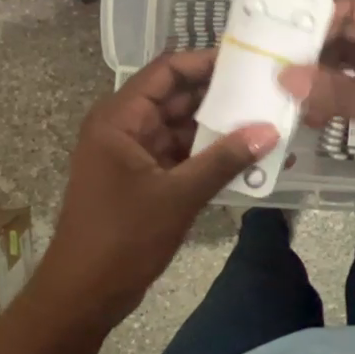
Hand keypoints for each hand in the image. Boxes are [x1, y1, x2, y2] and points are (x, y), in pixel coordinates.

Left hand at [42, 50, 278, 329]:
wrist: (84, 293)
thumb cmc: (122, 237)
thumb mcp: (178, 195)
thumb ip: (224, 160)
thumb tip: (269, 131)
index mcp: (120, 118)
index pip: (167, 71)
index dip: (206, 61)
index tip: (250, 60)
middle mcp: (126, 128)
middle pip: (178, 98)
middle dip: (222, 96)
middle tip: (270, 90)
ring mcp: (136, 155)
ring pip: (184, 129)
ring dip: (220, 129)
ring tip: (268, 121)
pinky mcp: (146, 180)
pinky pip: (183, 156)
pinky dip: (211, 157)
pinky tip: (249, 158)